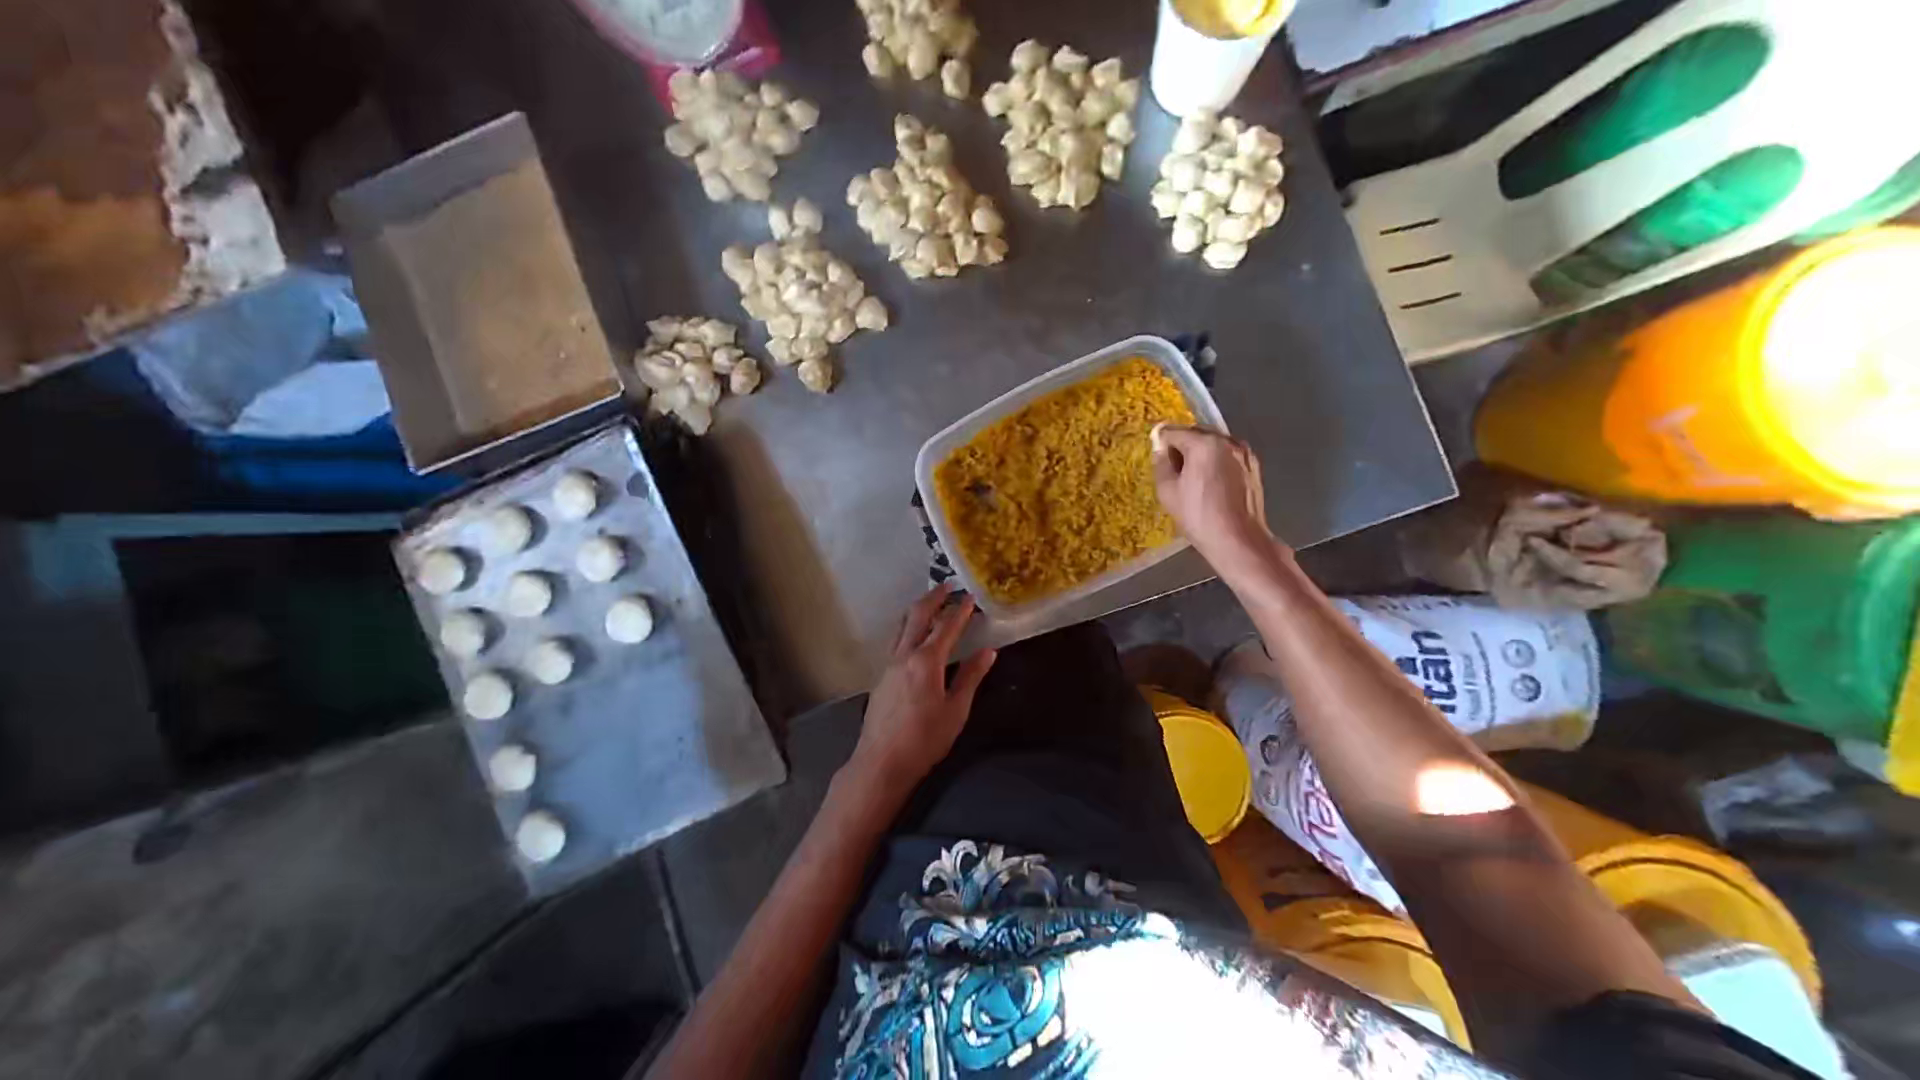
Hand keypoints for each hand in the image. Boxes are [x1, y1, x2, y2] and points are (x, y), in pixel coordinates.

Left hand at [846, 582, 996, 797]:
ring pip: (902, 626)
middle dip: (934, 598)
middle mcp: (904, 656)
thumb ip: (971, 677)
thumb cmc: (924, 740)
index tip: (971, 597)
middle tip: (948, 586)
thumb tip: (988, 652)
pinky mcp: (882, 677)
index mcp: (926, 662)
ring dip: (918, 610)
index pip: (946, 627)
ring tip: (931, 603)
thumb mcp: (956, 710)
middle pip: (918, 616)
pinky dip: (909, 628)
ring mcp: (889, 665)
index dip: (960, 611)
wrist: (882, 762)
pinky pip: (896, 641)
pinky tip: (916, 636)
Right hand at [1151, 424, 1279, 571]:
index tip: (1158, 460)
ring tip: (1194, 480)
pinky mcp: (1254, 466)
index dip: (1161, 444)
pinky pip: (1227, 456)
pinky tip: (1212, 485)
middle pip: (1196, 434)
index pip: (1173, 432)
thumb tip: (1160, 448)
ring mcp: (1244, 453)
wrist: (1239, 539)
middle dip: (1182, 447)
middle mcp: (1227, 441)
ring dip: (1200, 455)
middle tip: (1174, 472)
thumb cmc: (1199, 516)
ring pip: (1213, 444)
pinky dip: (1217, 463)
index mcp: (1203, 443)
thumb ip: (1161, 463)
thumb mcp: (1168, 491)